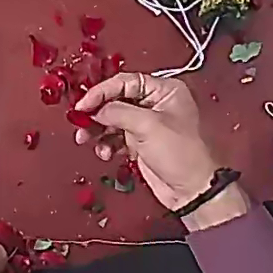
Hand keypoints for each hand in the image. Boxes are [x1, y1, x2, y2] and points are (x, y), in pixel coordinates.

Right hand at [74, 73, 250, 230]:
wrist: (192, 190)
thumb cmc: (179, 153)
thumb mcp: (148, 126)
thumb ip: (118, 112)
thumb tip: (94, 109)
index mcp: (164, 90)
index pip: (126, 82)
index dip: (102, 91)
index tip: (83, 104)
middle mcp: (155, 103)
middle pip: (117, 100)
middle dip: (97, 112)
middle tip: (80, 123)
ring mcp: (147, 124)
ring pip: (113, 120)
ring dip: (98, 130)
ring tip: (86, 140)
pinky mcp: (140, 142)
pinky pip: (116, 137)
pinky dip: (107, 143)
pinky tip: (105, 153)